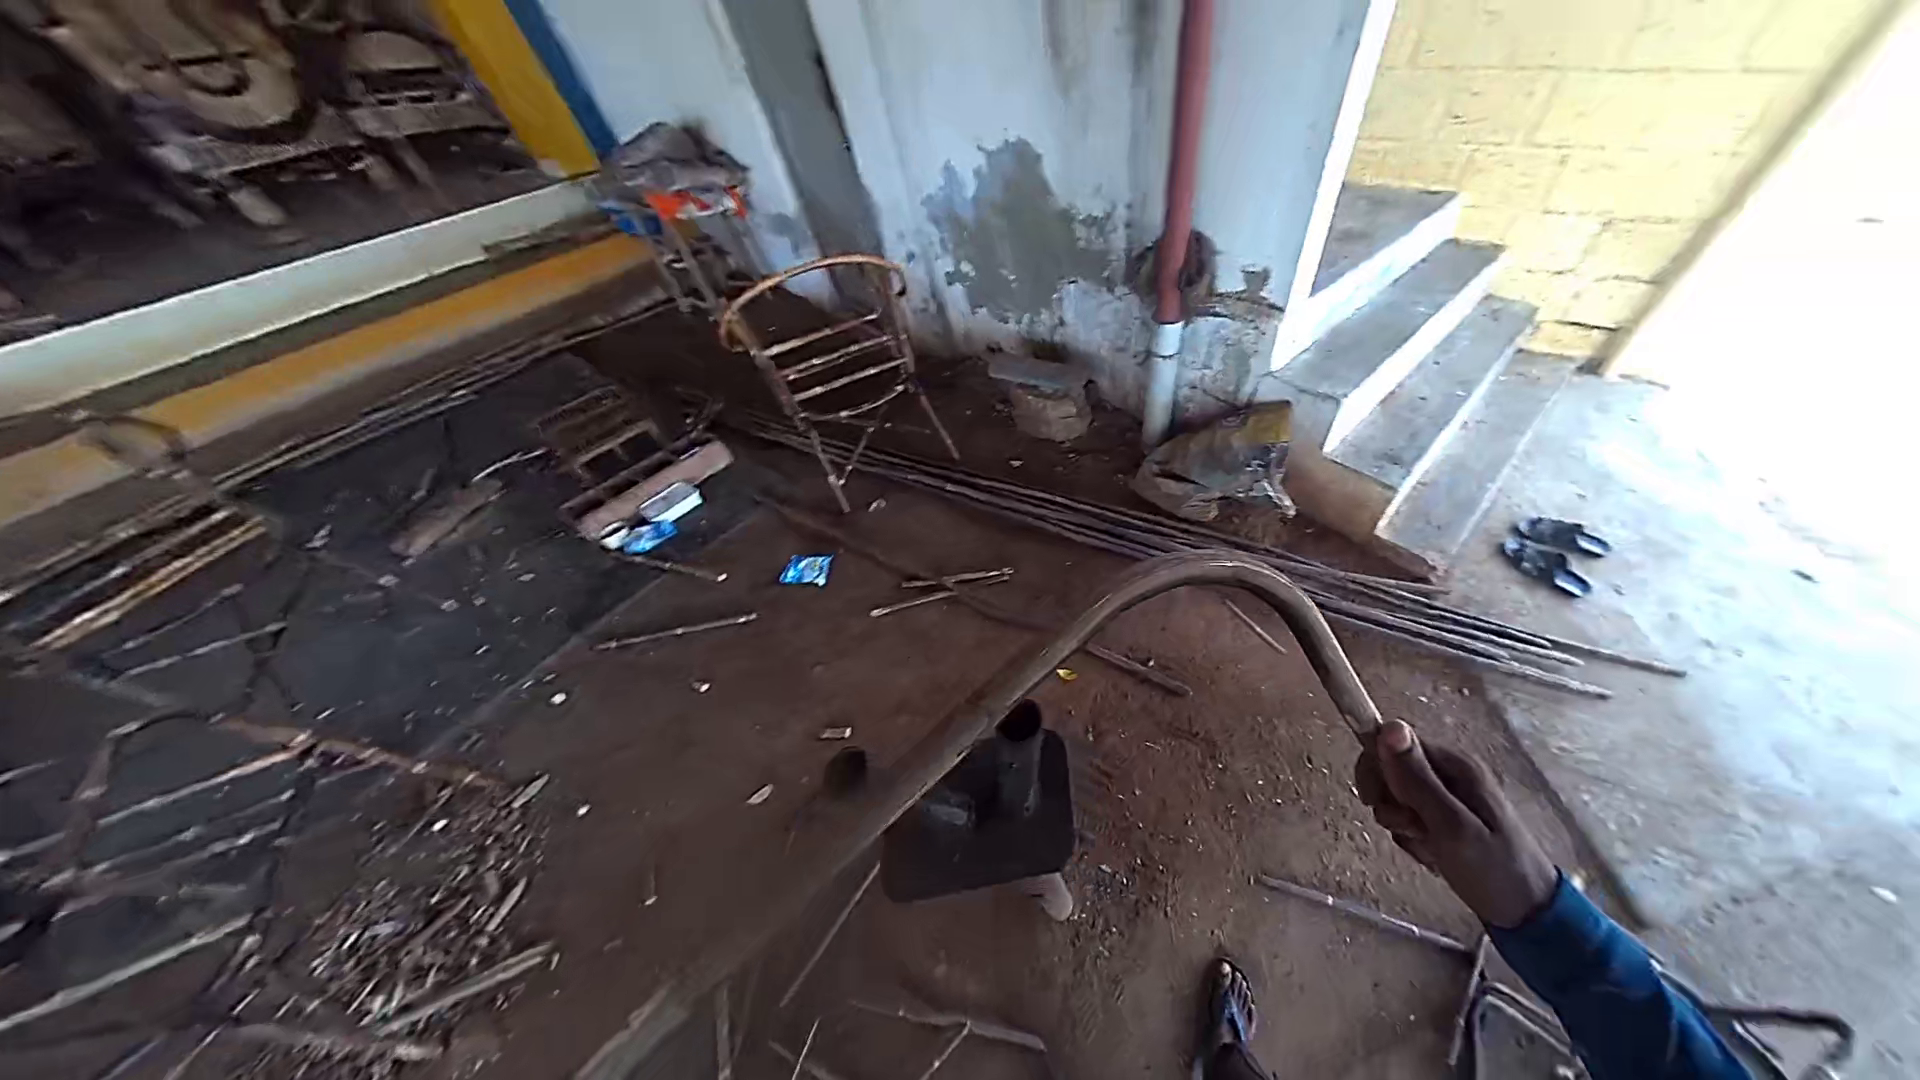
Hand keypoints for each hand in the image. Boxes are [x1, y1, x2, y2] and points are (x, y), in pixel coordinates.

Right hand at [1354, 720, 1558, 927]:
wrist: (1529, 918)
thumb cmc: (1494, 870)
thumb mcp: (1451, 825)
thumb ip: (1416, 778)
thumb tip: (1389, 726)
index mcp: (1455, 765)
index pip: (1391, 741)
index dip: (1376, 766)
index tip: (1374, 798)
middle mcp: (1449, 773)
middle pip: (1389, 767)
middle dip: (1387, 799)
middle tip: (1406, 826)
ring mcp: (1446, 796)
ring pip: (1393, 795)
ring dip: (1398, 822)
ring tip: (1426, 844)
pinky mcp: (1442, 818)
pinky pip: (1405, 817)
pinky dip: (1409, 836)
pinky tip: (1431, 853)